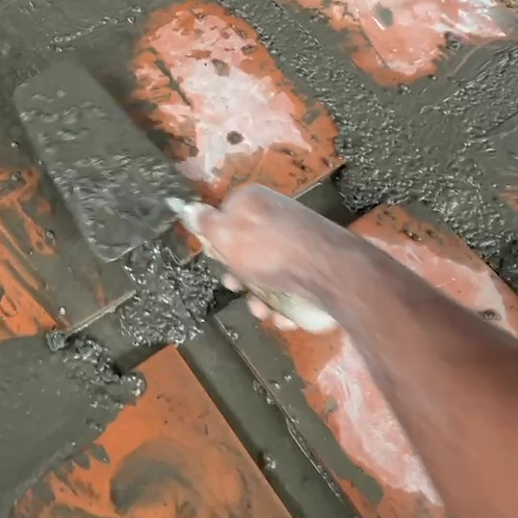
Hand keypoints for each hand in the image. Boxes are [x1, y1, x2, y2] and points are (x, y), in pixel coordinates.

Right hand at [177, 184, 362, 332]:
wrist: (331, 274)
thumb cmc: (269, 251)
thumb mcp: (225, 236)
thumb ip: (204, 223)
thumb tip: (186, 206)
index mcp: (253, 202)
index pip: (226, 216)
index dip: (219, 243)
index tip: (218, 261)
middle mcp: (276, 217)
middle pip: (246, 250)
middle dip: (240, 277)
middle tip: (237, 289)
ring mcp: (299, 243)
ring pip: (268, 274)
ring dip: (261, 298)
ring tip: (264, 312)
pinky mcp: (317, 268)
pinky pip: (292, 286)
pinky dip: (286, 304)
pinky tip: (286, 315)